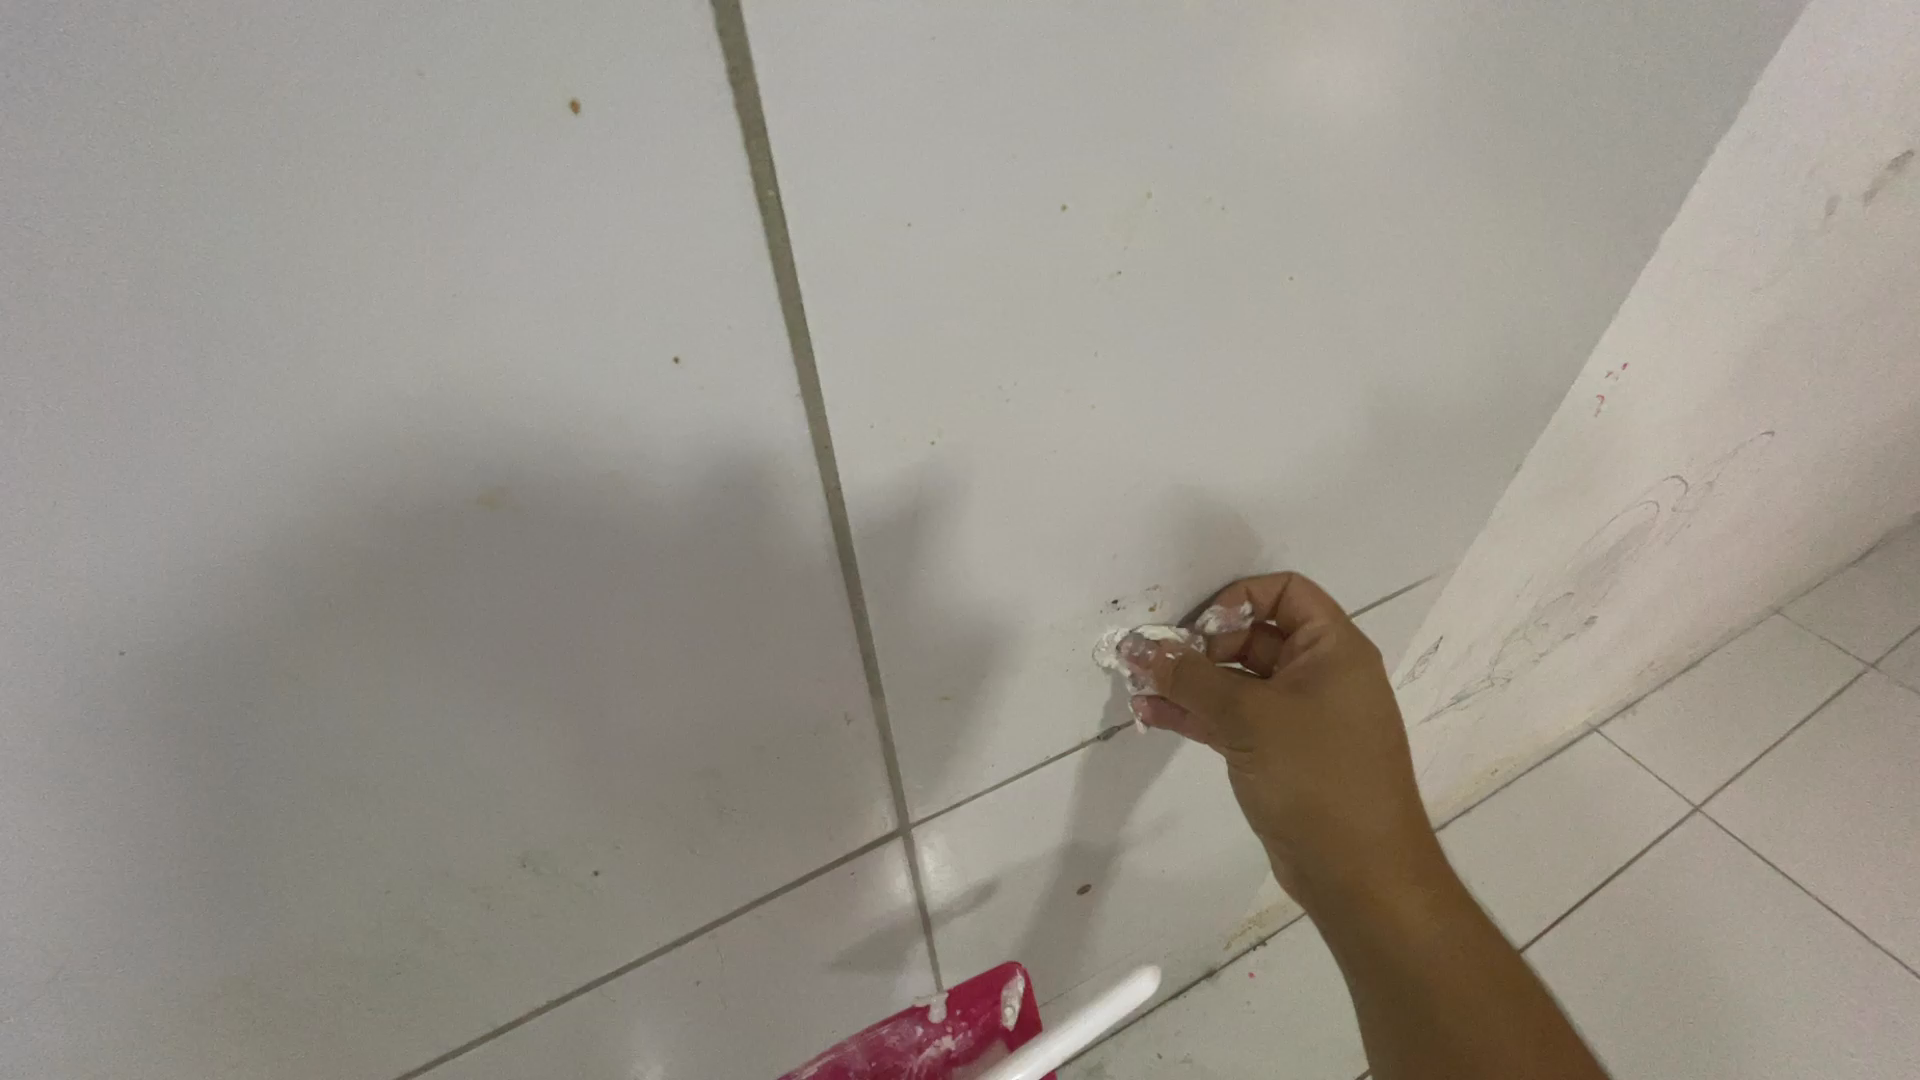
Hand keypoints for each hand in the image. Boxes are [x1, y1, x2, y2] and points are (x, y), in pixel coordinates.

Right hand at [1118, 572, 1444, 908]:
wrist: (1361, 876)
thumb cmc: (1316, 776)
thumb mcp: (1247, 716)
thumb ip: (1188, 677)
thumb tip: (1140, 648)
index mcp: (1332, 650)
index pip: (1285, 592)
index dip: (1238, 599)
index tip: (1198, 629)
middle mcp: (1318, 674)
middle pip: (1252, 635)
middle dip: (1199, 646)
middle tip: (1157, 663)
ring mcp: (1298, 715)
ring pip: (1235, 680)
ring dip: (1188, 682)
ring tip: (1137, 686)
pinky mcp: (1278, 751)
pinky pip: (1231, 717)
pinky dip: (1196, 713)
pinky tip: (1152, 714)